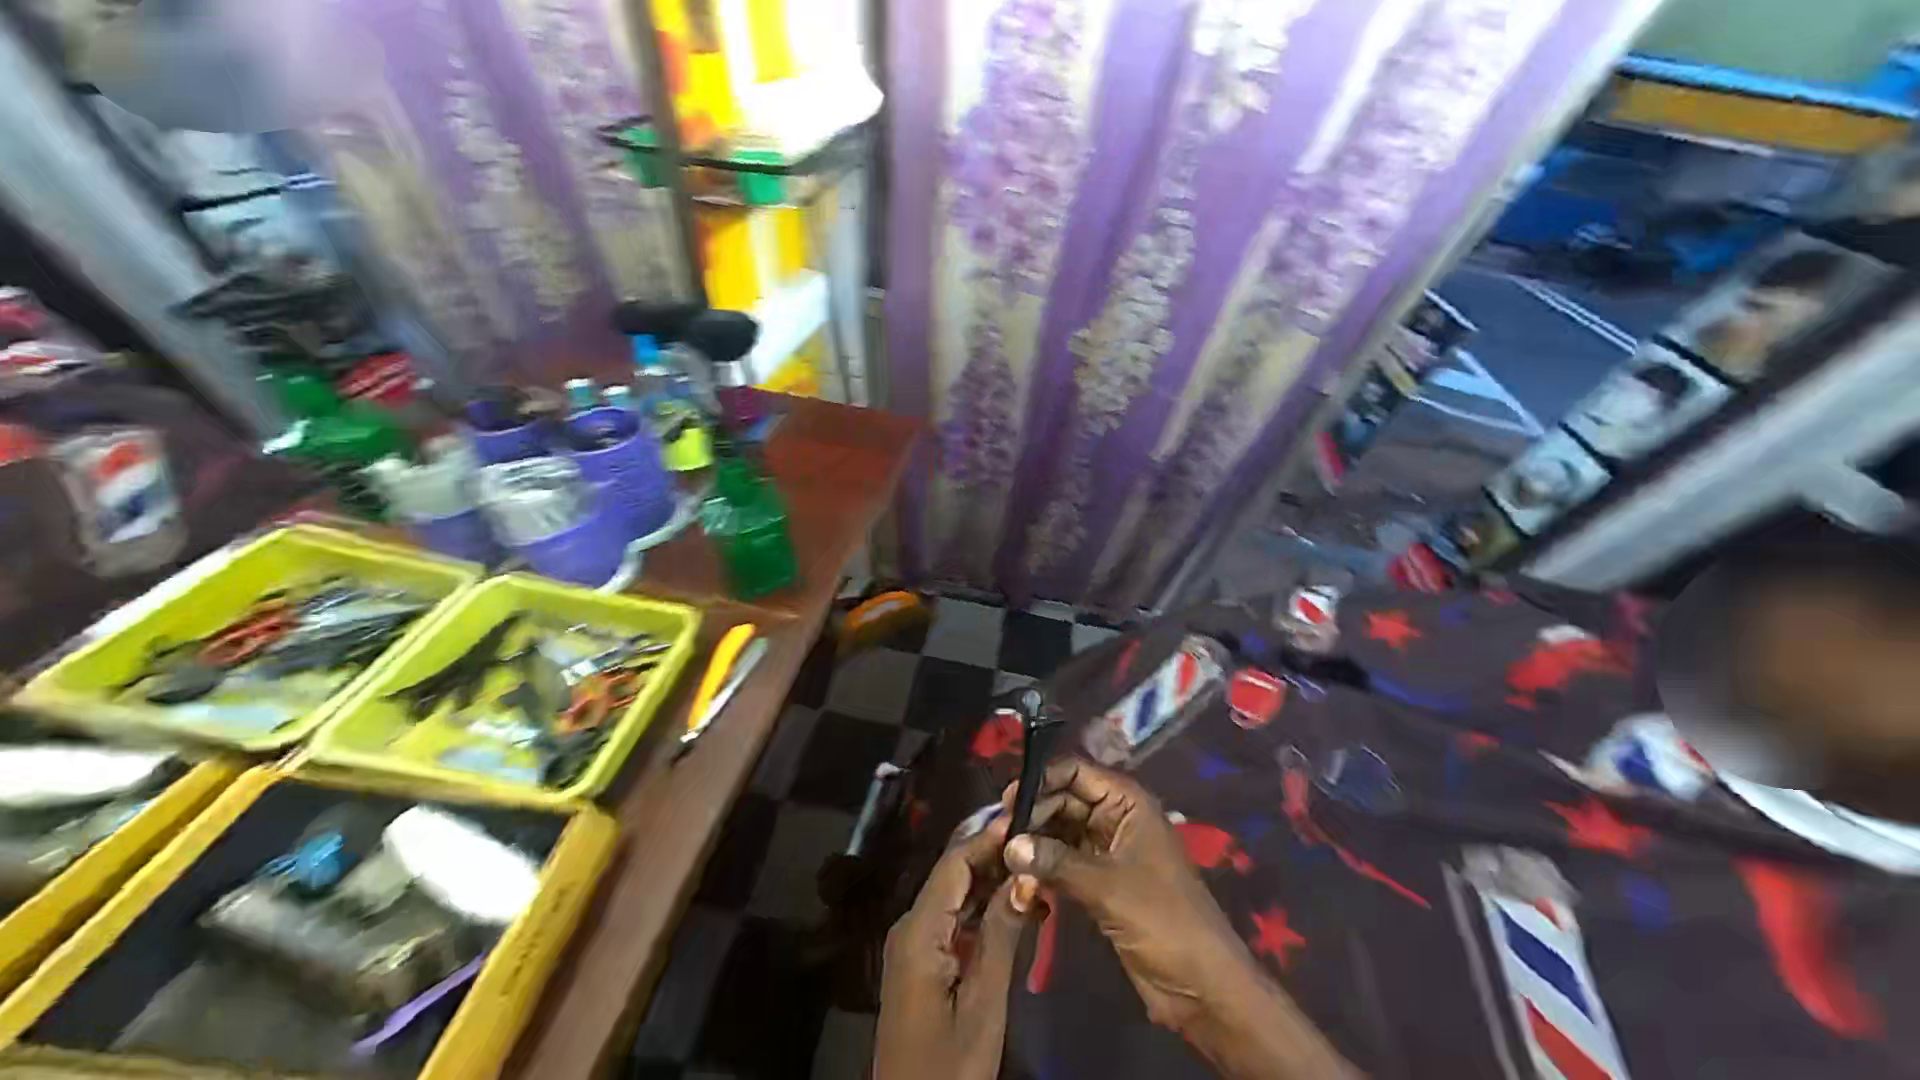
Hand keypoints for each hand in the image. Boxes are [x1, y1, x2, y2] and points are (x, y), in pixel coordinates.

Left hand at [874, 816, 1027, 1079]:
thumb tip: (1026, 875)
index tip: (1023, 819)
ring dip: (992, 881)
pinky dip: (984, 910)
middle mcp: (911, 926)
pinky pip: (954, 920)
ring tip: (1034, 867)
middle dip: (993, 855)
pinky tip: (1016, 906)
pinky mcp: (923, 960)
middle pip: (953, 876)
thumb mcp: (983, 1003)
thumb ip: (1003, 934)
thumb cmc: (949, 1065)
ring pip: (956, 896)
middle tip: (1036, 841)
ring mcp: (915, 943)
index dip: (987, 838)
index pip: (953, 865)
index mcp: (918, 930)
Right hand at [1003, 759, 1360, 1079]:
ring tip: (1003, 855)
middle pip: (1064, 800)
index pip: (1077, 772)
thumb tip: (1009, 844)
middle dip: (1033, 814)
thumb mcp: (1107, 886)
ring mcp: (1107, 850)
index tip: (1008, 801)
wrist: (1202, 985)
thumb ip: (1055, 861)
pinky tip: (1020, 876)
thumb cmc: (1163, 921)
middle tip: (999, 835)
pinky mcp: (1099, 880)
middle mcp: (1115, 818)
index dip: (1042, 780)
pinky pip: (1063, 860)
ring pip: (1060, 831)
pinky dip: (1043, 865)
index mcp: (1127, 803)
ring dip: (1034, 841)